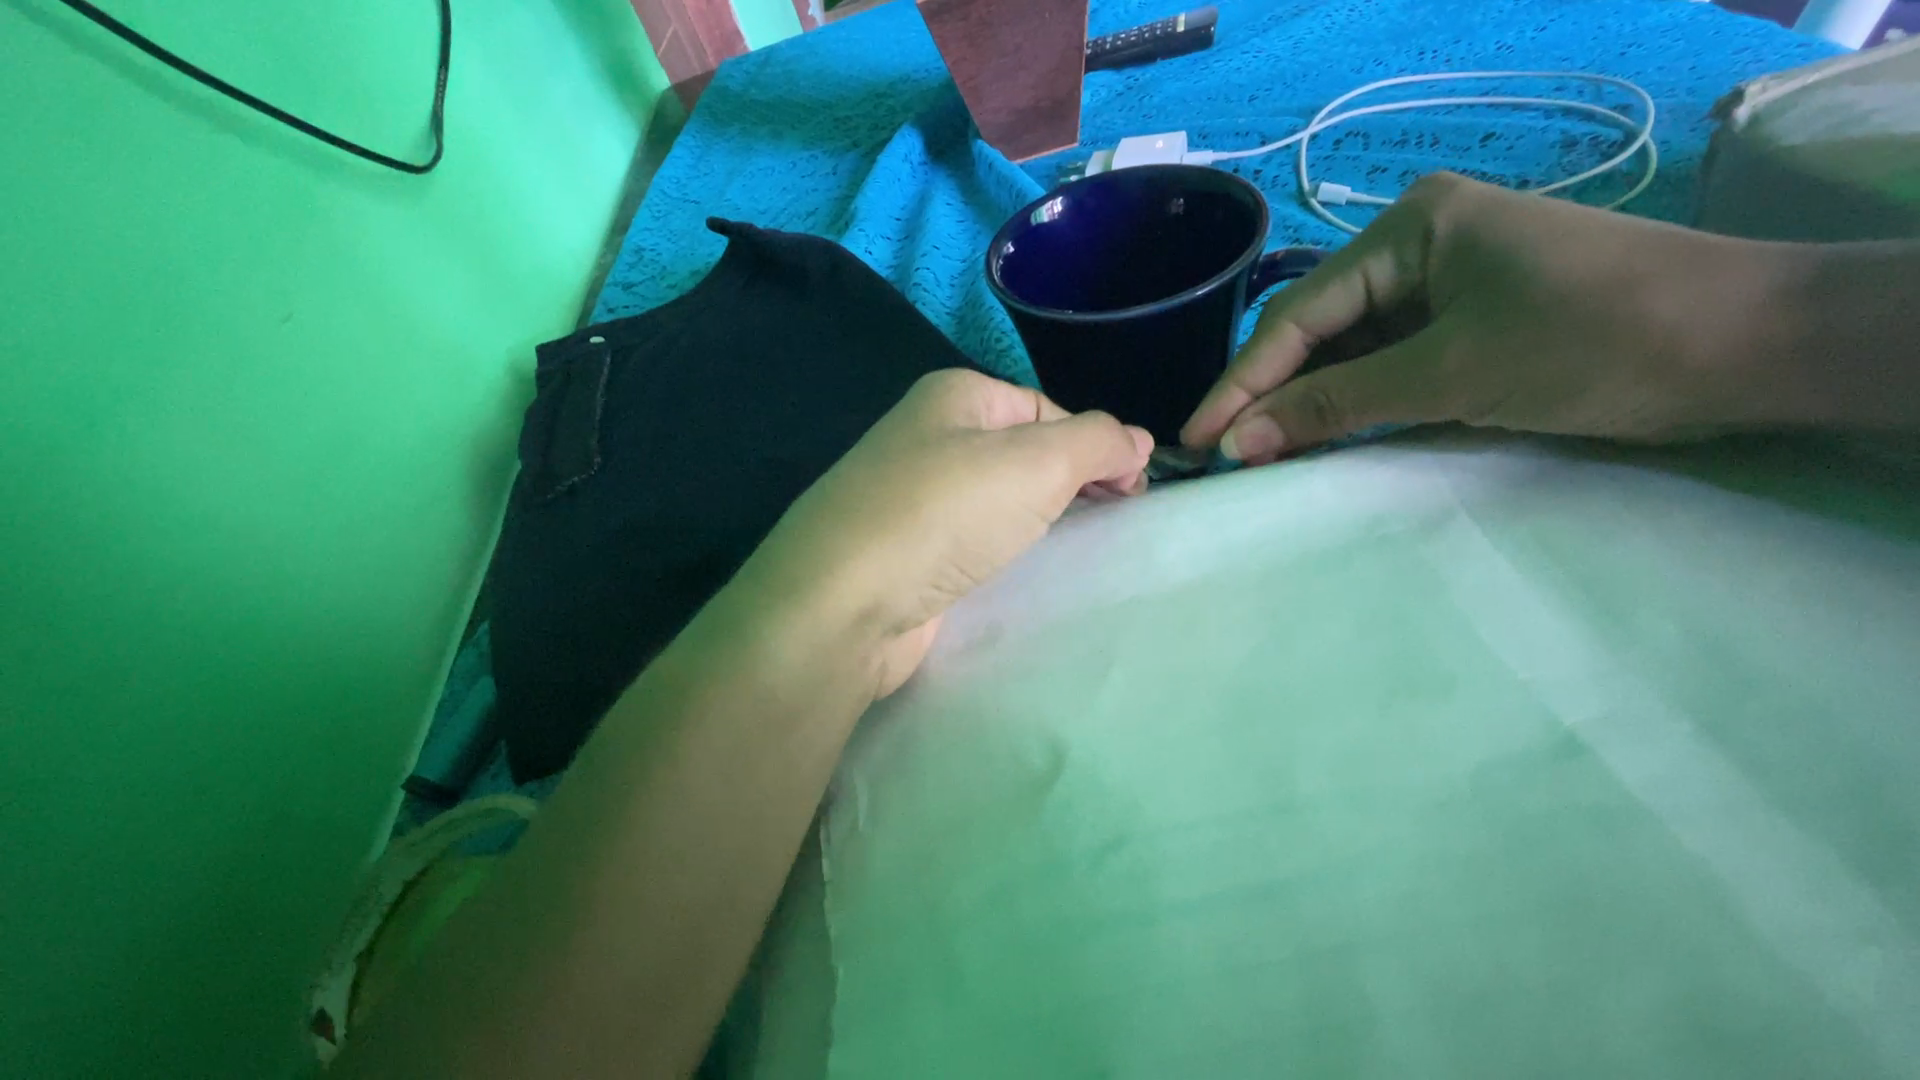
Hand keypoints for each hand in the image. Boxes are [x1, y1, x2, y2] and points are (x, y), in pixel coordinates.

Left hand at [740, 369, 1153, 696]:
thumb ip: (1097, 442)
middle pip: (1022, 453)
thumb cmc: (944, 514)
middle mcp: (927, 438)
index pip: (1047, 409)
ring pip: (996, 502)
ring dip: (1037, 522)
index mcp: (954, 396)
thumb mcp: (1037, 460)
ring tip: (1070, 550)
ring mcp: (909, 499)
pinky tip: (1016, 574)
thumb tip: (1136, 441)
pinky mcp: (905, 554)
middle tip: (1110, 520)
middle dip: (1069, 483)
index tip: (1131, 491)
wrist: (843, 604)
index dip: (1094, 445)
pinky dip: (1000, 554)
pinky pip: (970, 543)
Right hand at [1182, 173, 1801, 462]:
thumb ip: (1337, 405)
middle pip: (1316, 330)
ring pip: (1348, 352)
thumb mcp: (1452, 374)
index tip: (1196, 439)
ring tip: (1257, 456)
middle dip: (1269, 394)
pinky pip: (1387, 365)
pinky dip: (1354, 406)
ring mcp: (1443, 285)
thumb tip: (1237, 443)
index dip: (1243, 384)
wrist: (1756, 345)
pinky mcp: (1468, 323)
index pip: (1298, 315)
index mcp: (1409, 229)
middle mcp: (1416, 247)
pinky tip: (1318, 440)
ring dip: (1307, 404)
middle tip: (1221, 454)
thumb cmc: (1597, 340)